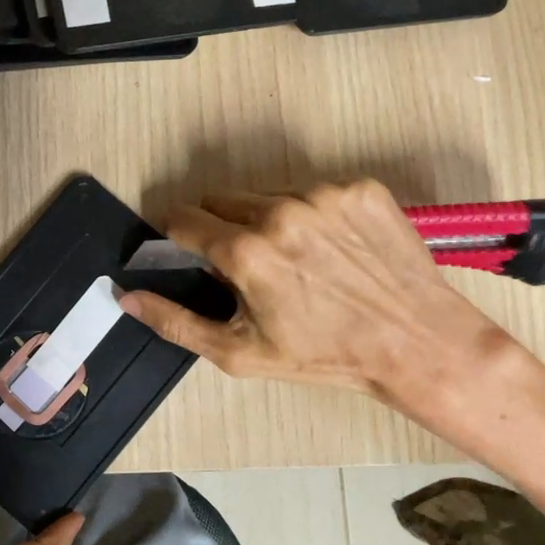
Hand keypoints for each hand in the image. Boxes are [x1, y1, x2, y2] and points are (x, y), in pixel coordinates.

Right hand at [119, 180, 508, 406]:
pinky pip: (312, 191)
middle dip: (219, 227)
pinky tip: (330, 248)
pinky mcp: (360, 189)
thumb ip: (174, 321)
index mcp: (244, 251)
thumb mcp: (238, 352)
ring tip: (295, 259)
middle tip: (244, 264)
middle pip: (219, 200)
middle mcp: (278, 211)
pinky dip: (310, 214)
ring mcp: (323, 195)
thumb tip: (125, 297)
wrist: (420, 344)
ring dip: (264, 219)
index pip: (181, 217)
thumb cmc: (324, 355)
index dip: (175, 234)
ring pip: (264, 194)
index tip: (183, 249)